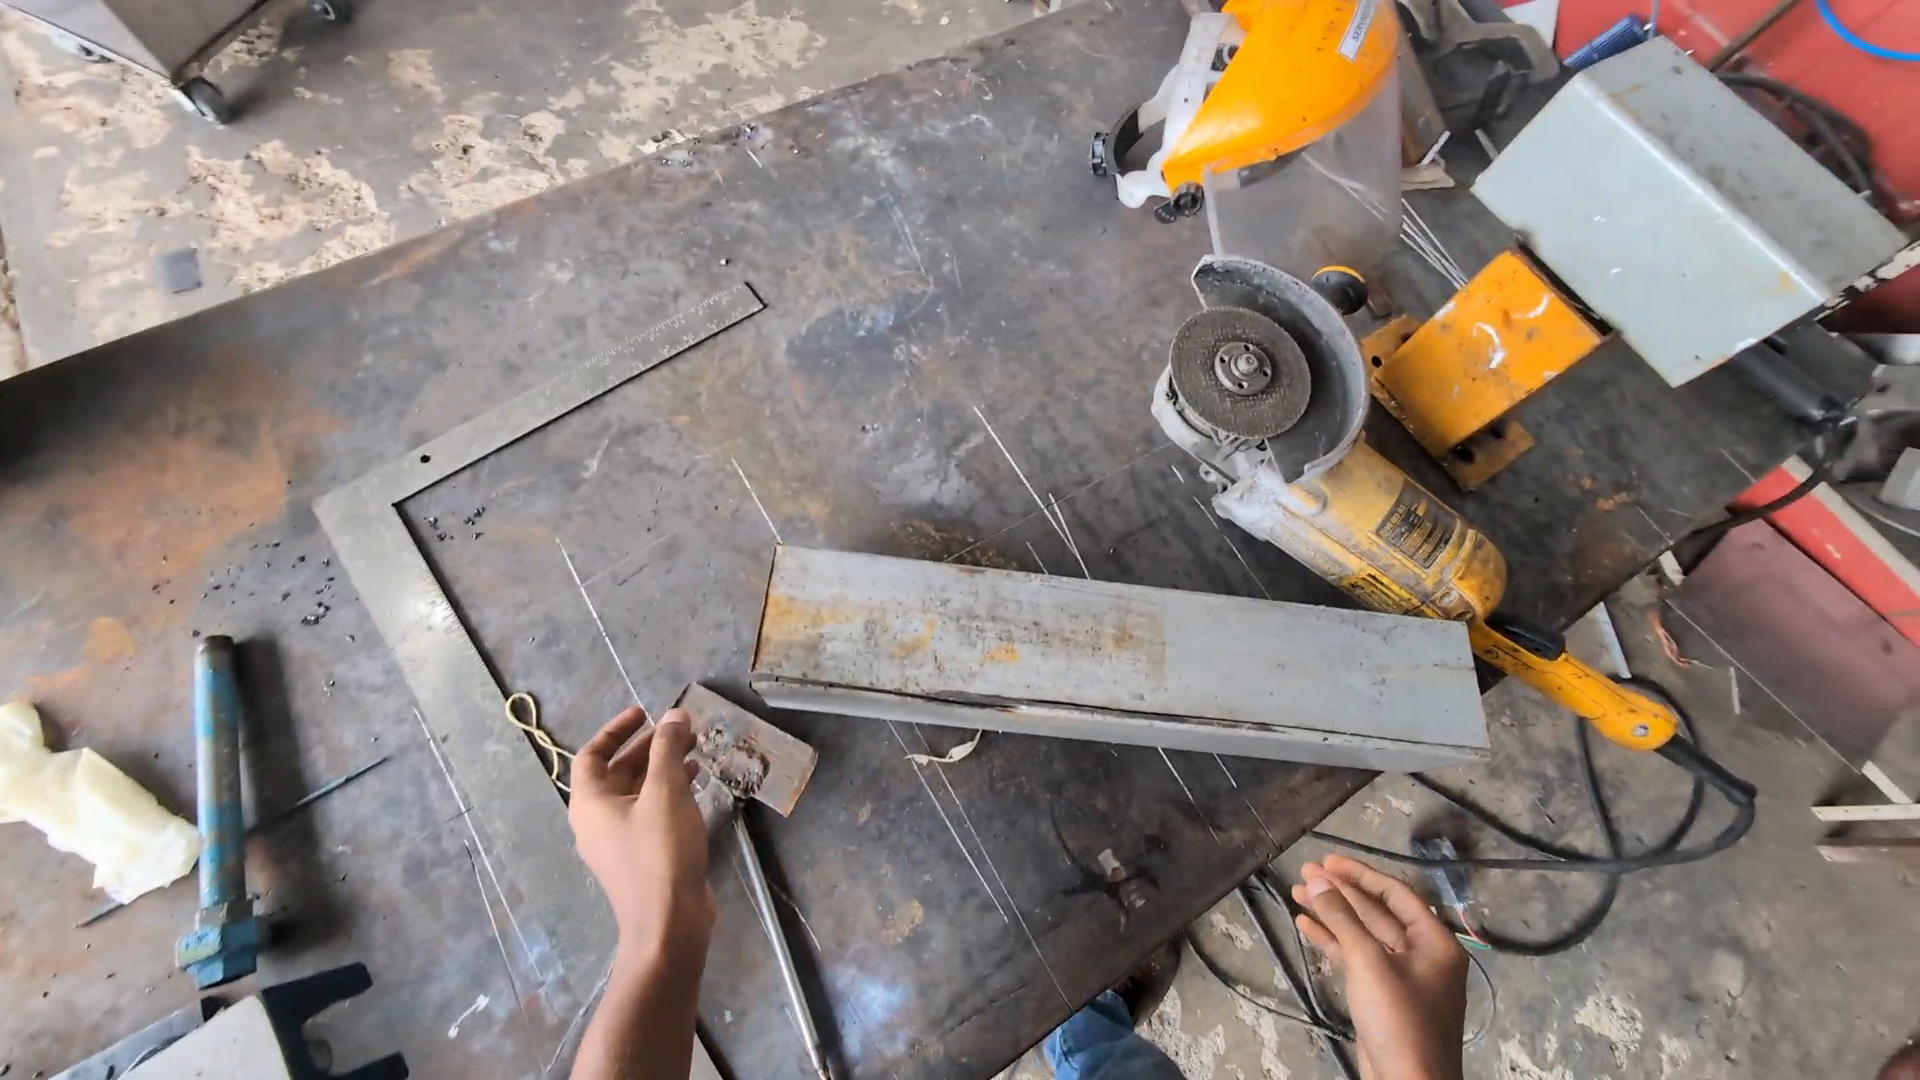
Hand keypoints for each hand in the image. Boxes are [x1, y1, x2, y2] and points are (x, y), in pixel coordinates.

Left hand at [568, 707, 714, 960]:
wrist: (668, 920)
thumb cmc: (660, 850)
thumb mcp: (666, 791)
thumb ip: (668, 749)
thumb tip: (674, 714)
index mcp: (590, 803)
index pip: (592, 754)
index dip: (616, 729)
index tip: (644, 712)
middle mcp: (596, 820)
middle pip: (616, 771)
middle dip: (647, 746)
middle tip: (679, 729)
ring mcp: (618, 841)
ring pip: (636, 791)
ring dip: (662, 767)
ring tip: (694, 750)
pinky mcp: (640, 855)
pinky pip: (649, 810)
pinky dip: (668, 791)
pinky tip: (697, 783)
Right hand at [1291, 855, 1466, 1079]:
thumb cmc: (1398, 1018)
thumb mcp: (1368, 961)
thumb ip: (1342, 916)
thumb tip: (1317, 879)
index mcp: (1434, 943)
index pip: (1395, 893)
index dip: (1360, 874)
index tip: (1327, 861)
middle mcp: (1423, 954)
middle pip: (1377, 911)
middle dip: (1340, 892)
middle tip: (1305, 871)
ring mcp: (1403, 975)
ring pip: (1363, 932)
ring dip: (1331, 913)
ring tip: (1297, 892)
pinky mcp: (1383, 994)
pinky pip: (1356, 955)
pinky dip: (1332, 939)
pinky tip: (1305, 925)